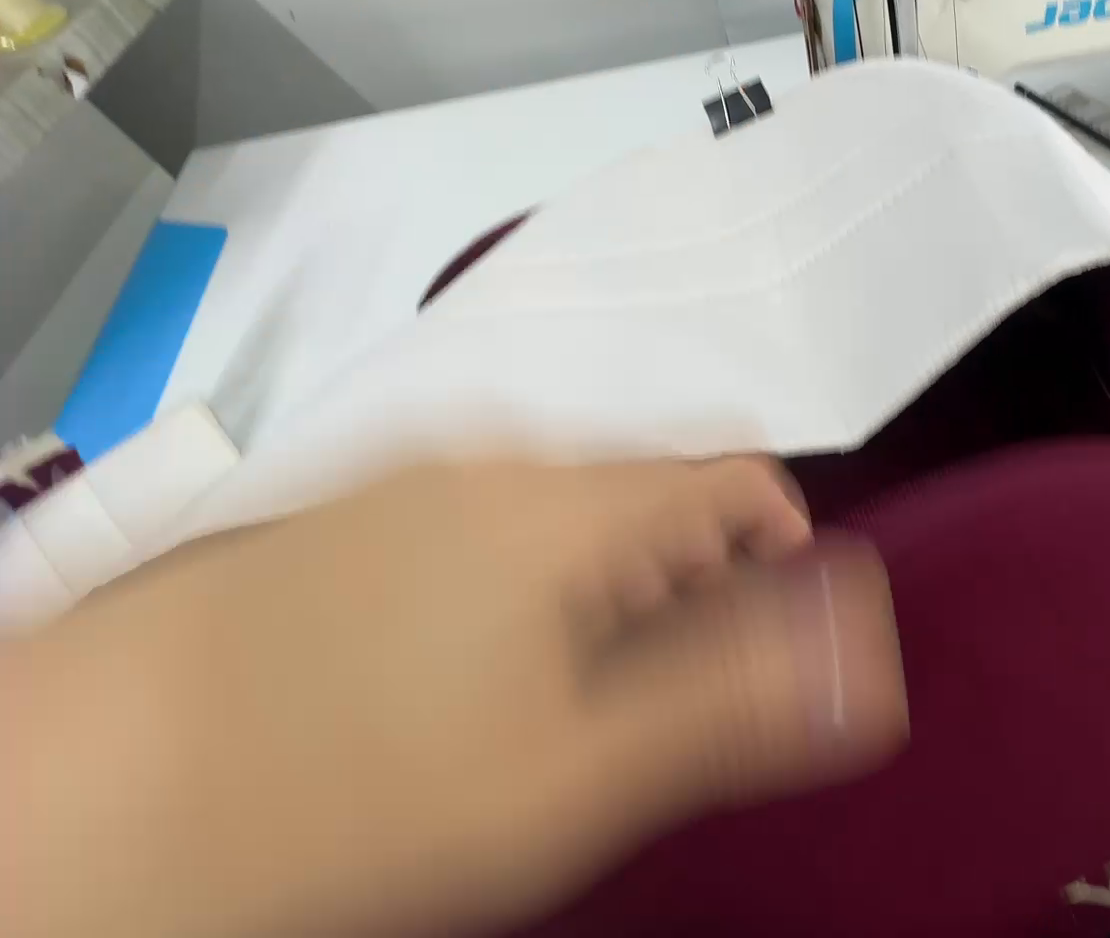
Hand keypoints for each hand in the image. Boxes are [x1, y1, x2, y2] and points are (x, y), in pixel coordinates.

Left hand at [0, 457, 908, 937]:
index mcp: (570, 496)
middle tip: (653, 693)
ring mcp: (420, 475)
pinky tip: (472, 670)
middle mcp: (501, 456)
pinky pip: (506, 521)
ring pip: (585, 510)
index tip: (759, 640)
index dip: (782, 552)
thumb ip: (743, 697)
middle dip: (693, 582)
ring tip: (563, 691)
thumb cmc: (341, 795)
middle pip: (664, 493)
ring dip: (614, 587)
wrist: (46, 809)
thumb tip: (872, 657)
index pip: (743, 478)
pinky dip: (537, 582)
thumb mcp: (578, 769)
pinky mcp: (360, 510)